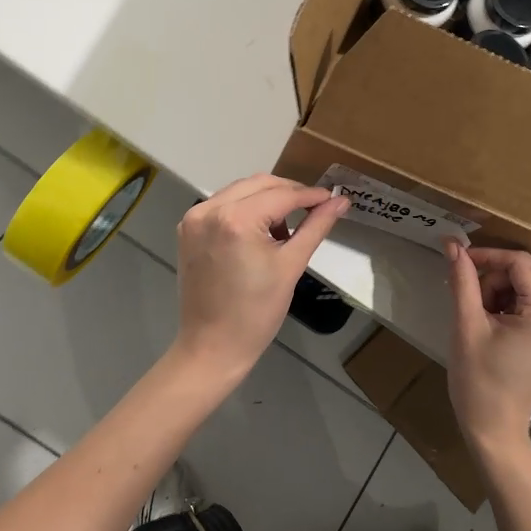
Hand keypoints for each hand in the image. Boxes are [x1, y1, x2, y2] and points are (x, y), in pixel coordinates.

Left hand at [175, 174, 347, 373]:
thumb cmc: (256, 312)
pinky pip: (224, 205)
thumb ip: (316, 227)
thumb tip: (341, 202)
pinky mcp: (189, 230)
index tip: (333, 198)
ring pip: (241, 191)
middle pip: (259, 184)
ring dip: (267, 200)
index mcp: (235, 219)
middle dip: (289, 193)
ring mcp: (194, 218)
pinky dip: (246, 210)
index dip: (310, 195)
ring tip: (286, 228)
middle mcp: (209, 210)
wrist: (212, 347)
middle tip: (315, 209)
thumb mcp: (291, 266)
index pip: (282, 195)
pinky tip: (261, 233)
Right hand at [445, 243, 530, 454]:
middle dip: (490, 283)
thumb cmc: (479, 381)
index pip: (519, 262)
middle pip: (523, 275)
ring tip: (478, 324)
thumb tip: (452, 242)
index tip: (458, 262)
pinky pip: (529, 305)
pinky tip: (490, 329)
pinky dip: (506, 308)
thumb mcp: (467, 325)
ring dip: (496, 296)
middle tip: (467, 307)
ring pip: (524, 288)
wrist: (494, 430)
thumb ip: (462, 279)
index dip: (487, 257)